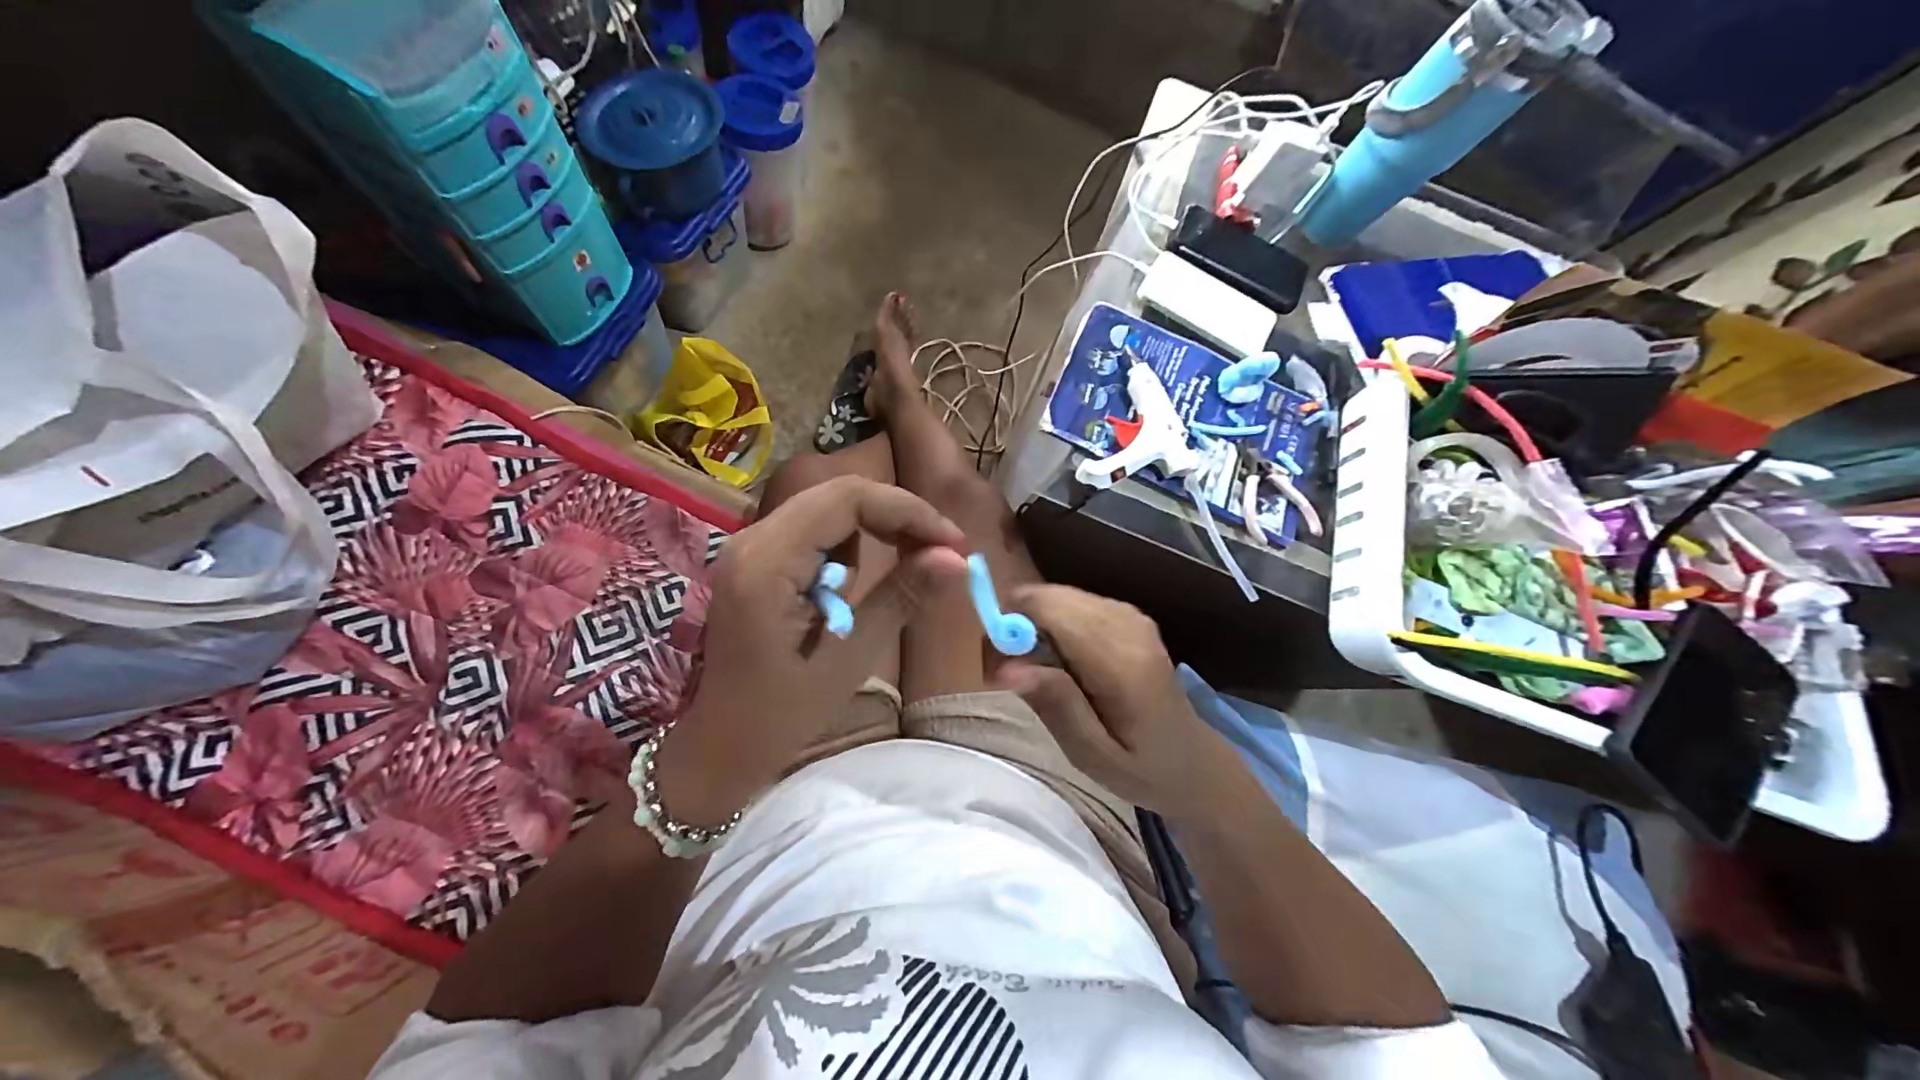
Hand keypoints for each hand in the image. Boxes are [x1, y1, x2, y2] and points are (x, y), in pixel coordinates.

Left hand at [663, 477, 967, 818]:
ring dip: (872, 530)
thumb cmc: (780, 716)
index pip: (846, 500)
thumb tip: (956, 558)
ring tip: (897, 573)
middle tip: (940, 550)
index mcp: (767, 563)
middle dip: (895, 516)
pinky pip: (813, 529)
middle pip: (837, 494)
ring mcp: (748, 546)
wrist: (718, 745)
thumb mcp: (849, 658)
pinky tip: (849, 588)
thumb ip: (901, 596)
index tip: (952, 543)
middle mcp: (751, 539)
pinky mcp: (754, 558)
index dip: (907, 510)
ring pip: (827, 507)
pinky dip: (847, 545)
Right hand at [996, 584, 1236, 816]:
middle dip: (1016, 625)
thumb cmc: (1142, 769)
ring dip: (1032, 625)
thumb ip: (1056, 707)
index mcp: (1122, 661)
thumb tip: (1006, 669)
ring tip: (1031, 673)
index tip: (992, 668)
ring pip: (1057, 596)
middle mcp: (1128, 624)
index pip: (1050, 608)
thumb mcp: (1094, 757)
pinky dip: (1052, 624)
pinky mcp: (1128, 614)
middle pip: (1049, 597)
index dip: (1009, 625)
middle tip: (1006, 675)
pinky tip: (1057, 662)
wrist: (1193, 761)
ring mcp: (1131, 614)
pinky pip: (1073, 603)